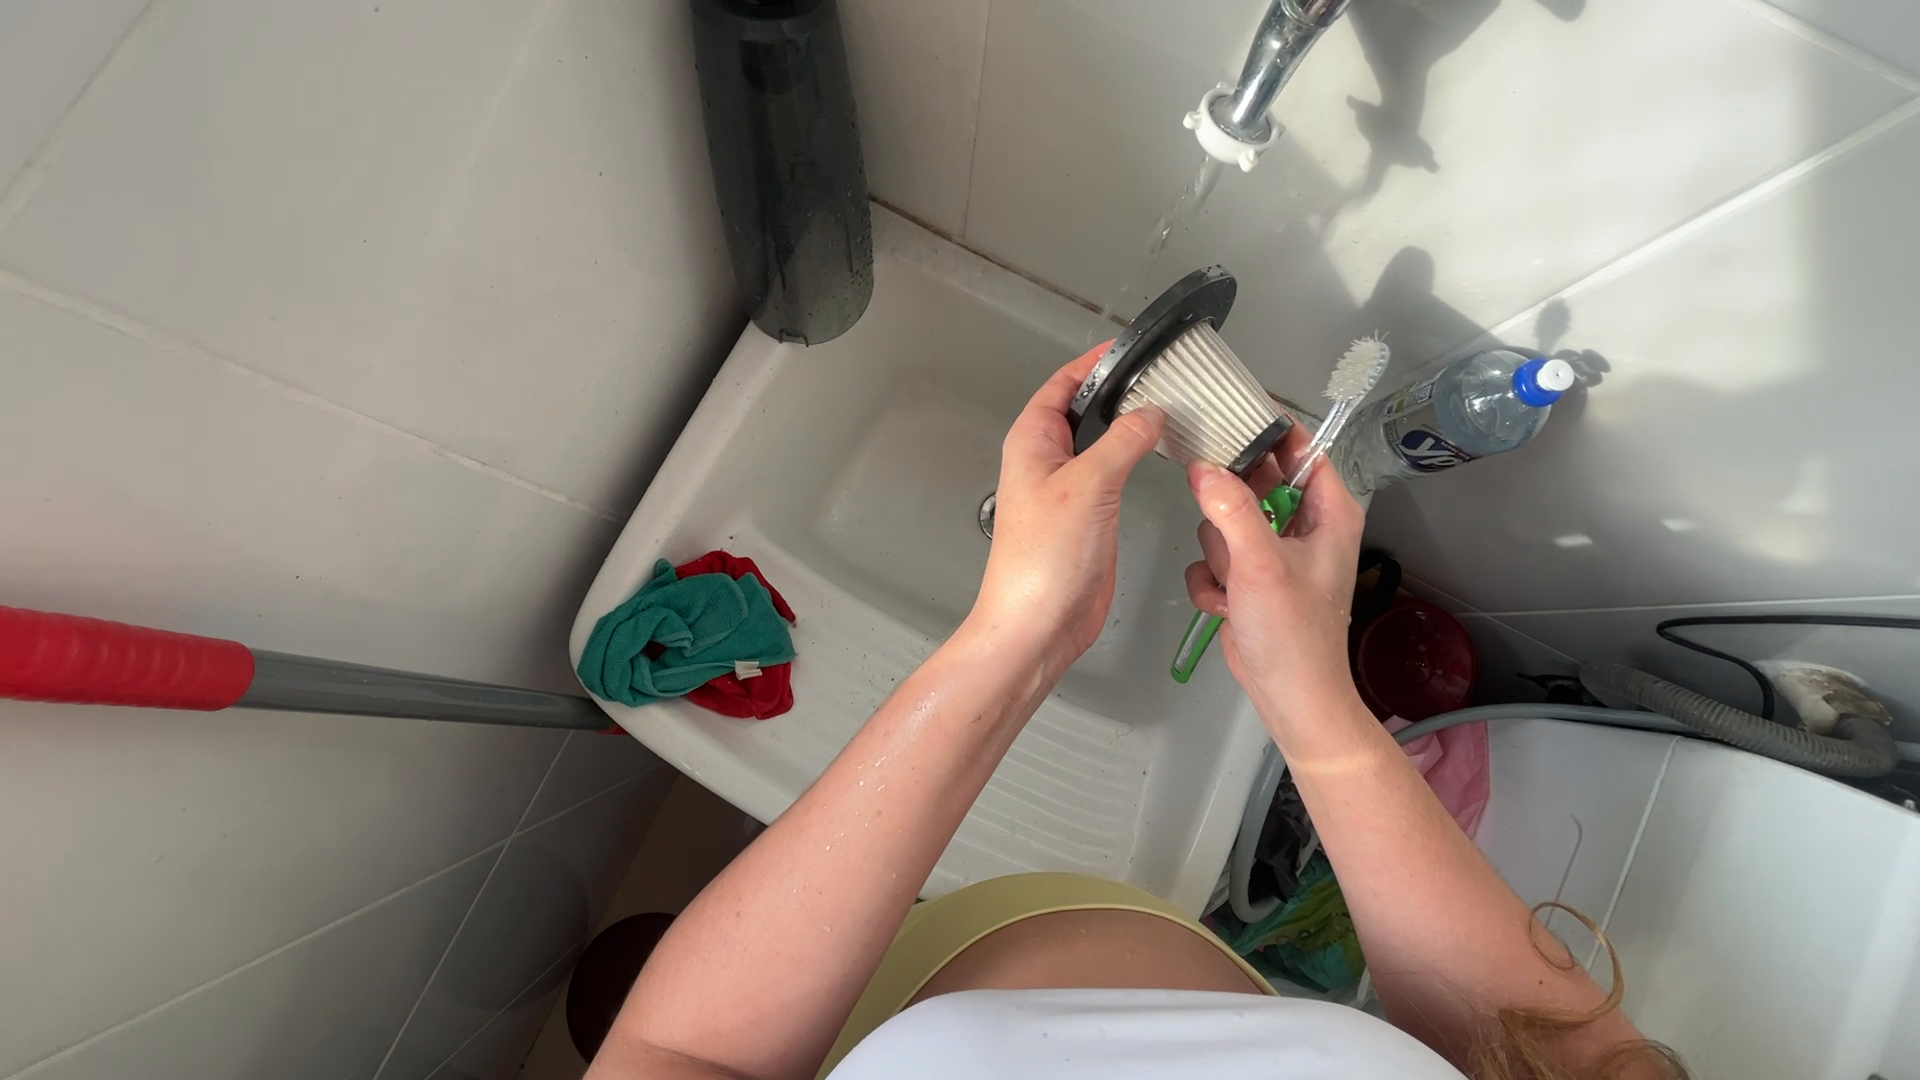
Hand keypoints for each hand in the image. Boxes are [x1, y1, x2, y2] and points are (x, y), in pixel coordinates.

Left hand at [971, 343, 1164, 672]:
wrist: (1040, 623)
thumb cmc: (1041, 561)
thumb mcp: (1087, 486)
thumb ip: (1121, 442)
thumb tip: (1148, 413)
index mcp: (1032, 442)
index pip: (1063, 383)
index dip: (1096, 361)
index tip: (1132, 347)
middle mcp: (1047, 460)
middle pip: (1084, 409)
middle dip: (1119, 391)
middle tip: (1161, 376)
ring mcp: (1068, 488)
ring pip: (1102, 441)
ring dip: (1131, 426)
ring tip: (1169, 407)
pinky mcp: (1088, 515)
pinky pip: (1113, 473)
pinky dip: (1136, 458)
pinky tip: (1158, 452)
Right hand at [1183, 422, 1367, 731]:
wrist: (1287, 694)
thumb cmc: (1292, 630)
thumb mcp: (1260, 564)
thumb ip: (1231, 511)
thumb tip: (1201, 468)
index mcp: (1327, 512)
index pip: (1302, 450)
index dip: (1269, 431)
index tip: (1229, 416)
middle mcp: (1300, 526)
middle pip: (1251, 482)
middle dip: (1228, 509)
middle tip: (1217, 515)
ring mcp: (1269, 552)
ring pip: (1222, 522)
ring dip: (1220, 555)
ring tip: (1237, 584)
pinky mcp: (1245, 578)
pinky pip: (1212, 557)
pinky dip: (1212, 582)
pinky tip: (1225, 605)